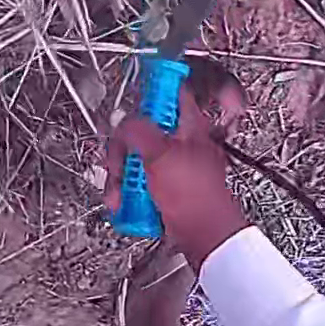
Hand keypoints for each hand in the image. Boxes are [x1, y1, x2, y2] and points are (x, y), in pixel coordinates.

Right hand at [103, 84, 250, 267]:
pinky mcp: (163, 187)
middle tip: (120, 163)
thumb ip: (139, 131)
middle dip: (123, 150)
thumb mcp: (161, 155)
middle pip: (141, 130)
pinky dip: (128, 192)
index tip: (136, 90)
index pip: (170, 92)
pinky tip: (125, 202)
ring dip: (122, 177)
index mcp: (189, 126)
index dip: (152, 89)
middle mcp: (180, 143)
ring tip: (121, 193)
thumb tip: (125, 121)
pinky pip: (137, 181)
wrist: (205, 236)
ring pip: (135, 159)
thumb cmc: (197, 197)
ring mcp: (171, 165)